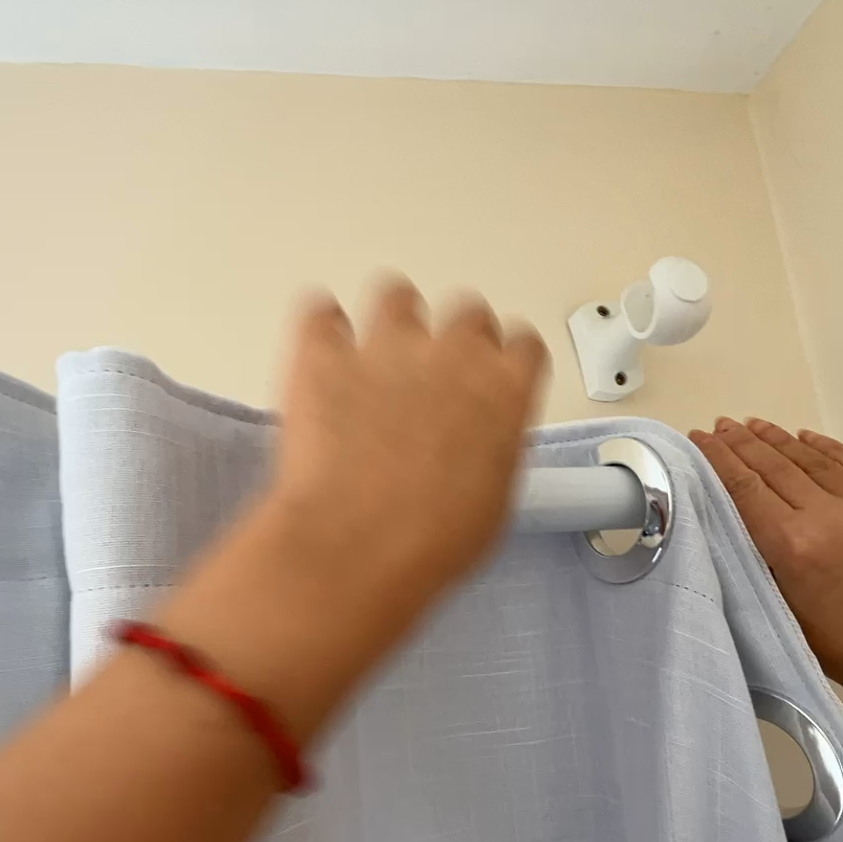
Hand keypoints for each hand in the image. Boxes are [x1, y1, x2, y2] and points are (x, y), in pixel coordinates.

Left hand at [268, 277, 548, 599]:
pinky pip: (320, 311)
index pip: (523, 345)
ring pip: (396, 294)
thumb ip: (494, 449)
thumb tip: (479, 445)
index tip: (496, 376)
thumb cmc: (431, 541)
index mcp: (505, 388)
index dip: (508, 361)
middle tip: (438, 375)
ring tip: (379, 354)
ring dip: (393, 318)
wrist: (357, 547)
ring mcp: (385, 347)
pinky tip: (324, 351)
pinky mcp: (323, 355)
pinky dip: (323, 327)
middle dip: (456, 339)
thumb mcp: (494, 503)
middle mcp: (452, 353)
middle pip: (467, 312)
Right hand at [689, 417, 842, 701]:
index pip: (745, 487)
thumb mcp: (779, 605)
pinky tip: (803, 437)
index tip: (698, 438)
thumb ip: (757, 556)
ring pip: (814, 460)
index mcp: (793, 547)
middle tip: (720, 425)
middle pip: (775, 466)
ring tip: (753, 425)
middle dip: (742, 442)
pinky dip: (826, 448)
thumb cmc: (839, 645)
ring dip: (779, 439)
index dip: (718, 459)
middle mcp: (831, 517)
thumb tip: (731, 515)